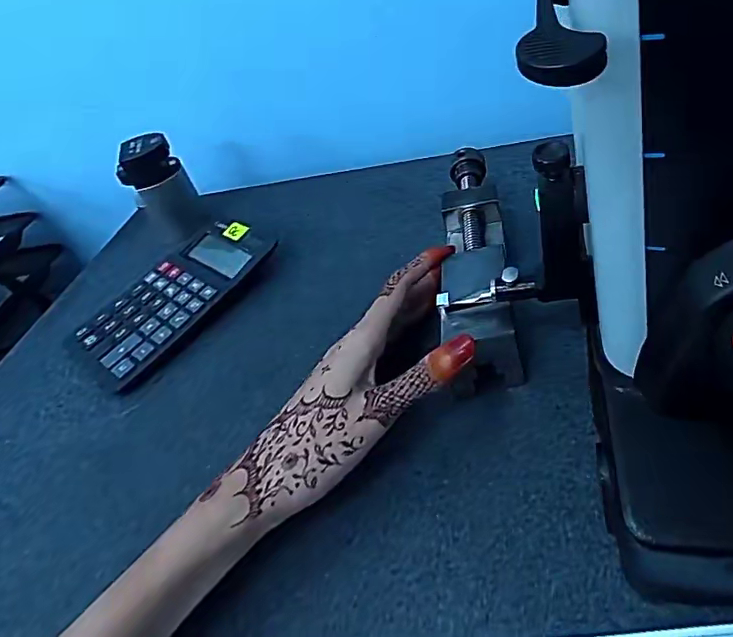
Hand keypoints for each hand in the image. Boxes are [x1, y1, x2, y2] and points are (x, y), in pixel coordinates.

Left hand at [62, 245, 476, 636]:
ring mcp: (345, 361)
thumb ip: (422, 377)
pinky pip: (381, 338)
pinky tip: (411, 334)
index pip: (395, 291)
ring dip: (414, 302)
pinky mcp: (343, 379)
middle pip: (391, 301)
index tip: (447, 248)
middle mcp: (352, 344)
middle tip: (454, 269)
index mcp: (360, 342)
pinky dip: (403, 326)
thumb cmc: (319, 445)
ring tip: (440, 292)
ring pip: (386, 320)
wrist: (264, 484)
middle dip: (422, 280)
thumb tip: (468, 342)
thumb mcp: (378, 412)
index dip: (421, 266)